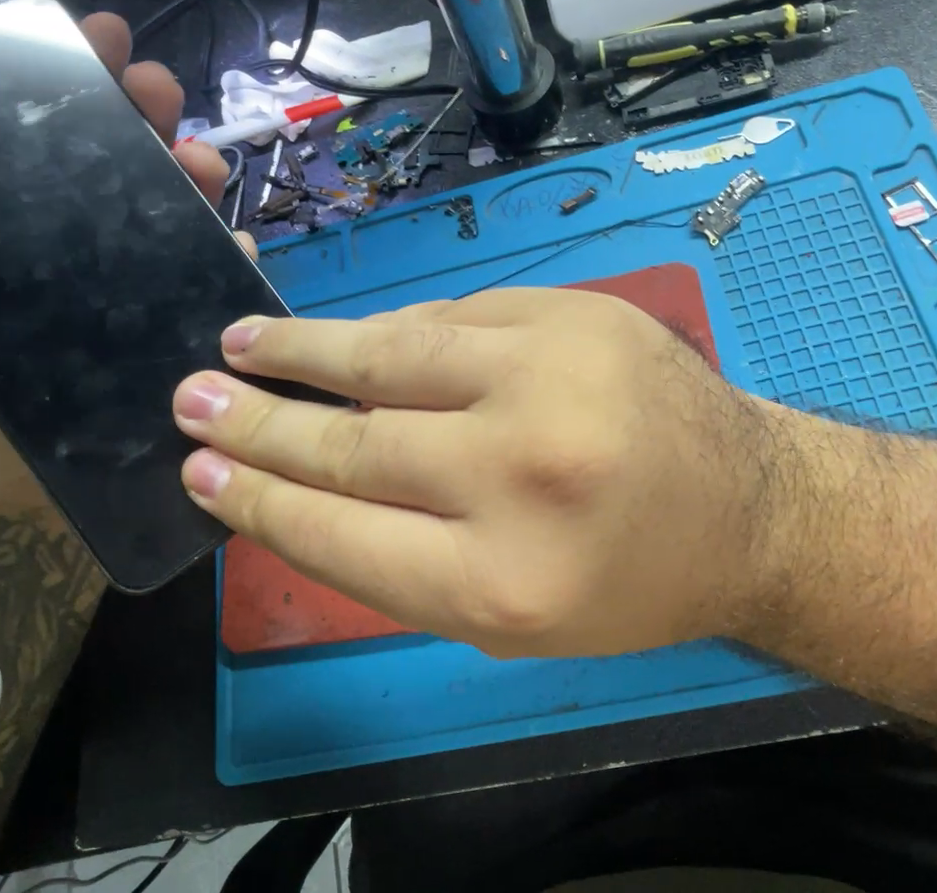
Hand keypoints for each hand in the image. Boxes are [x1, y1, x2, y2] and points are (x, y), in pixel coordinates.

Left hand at [0, 13, 242, 518]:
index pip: (36, 147)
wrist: (69, 517)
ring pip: (177, 208)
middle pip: (119, 164)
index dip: (60, 85)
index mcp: (16, 245)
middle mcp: (86, 255)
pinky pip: (217, 275)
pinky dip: (230, 251)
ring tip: (203, 164)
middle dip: (141, 113)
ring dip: (195, 172)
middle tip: (154, 86)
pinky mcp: (193, 325)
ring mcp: (146, 288)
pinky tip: (236, 243)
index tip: (88, 39)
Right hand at [172, 288, 803, 658]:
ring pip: (391, 358)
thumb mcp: (512, 620)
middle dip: (259, 423)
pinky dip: (392, 333)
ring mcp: (549, 378)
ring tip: (244, 344)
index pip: (339, 534)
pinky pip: (451, 318)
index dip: (258, 502)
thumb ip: (398, 567)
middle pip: (352, 444)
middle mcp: (519, 473)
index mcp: (501, 581)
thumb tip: (289, 494)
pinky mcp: (573, 315)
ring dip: (307, 352)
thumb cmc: (626, 581)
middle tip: (189, 400)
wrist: (746, 507)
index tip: (200, 471)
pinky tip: (348, 339)